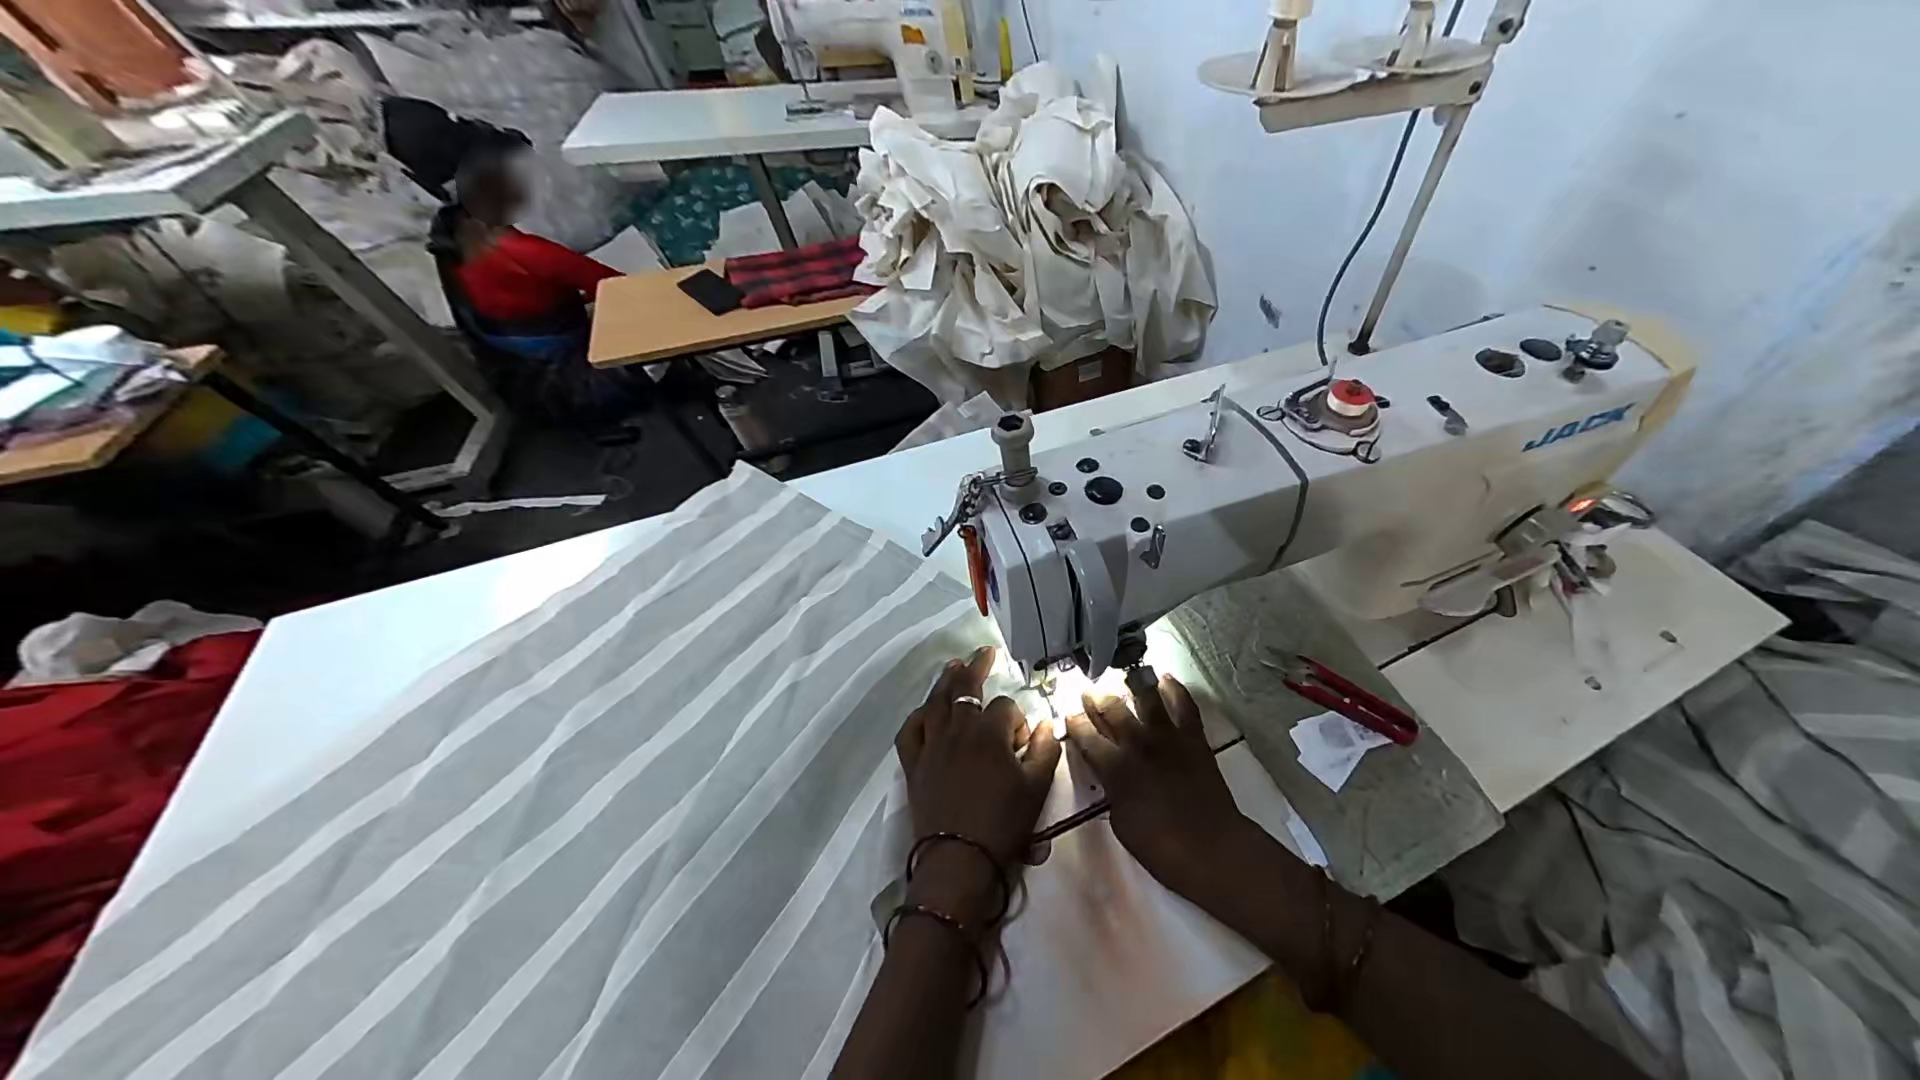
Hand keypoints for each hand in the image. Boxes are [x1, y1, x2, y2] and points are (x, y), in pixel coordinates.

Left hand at [894, 646, 1059, 923]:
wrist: (959, 858)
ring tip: (953, 666)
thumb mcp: (1037, 789)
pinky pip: (910, 731)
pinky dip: (917, 717)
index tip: (1023, 742)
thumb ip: (1045, 751)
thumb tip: (1047, 725)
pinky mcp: (914, 763)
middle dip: (976, 666)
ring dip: (946, 681)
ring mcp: (932, 744)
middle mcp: (957, 729)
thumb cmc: (1003, 823)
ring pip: (937, 702)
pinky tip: (925, 711)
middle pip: (965, 688)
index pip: (1005, 707)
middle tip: (983, 651)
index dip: (1017, 720)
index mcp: (989, 732)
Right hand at [1065, 674, 1252, 902]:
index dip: (1074, 724)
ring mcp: (1167, 737)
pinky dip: (1175, 689)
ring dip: (1131, 683)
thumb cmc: (1159, 845)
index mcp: (1114, 767)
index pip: (1085, 736)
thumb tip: (1110, 775)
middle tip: (1089, 692)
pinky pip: (1184, 705)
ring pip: (1146, 697)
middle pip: (1111, 709)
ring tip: (1123, 676)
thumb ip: (1111, 789)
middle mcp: (1137, 743)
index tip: (1068, 716)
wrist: (1211, 847)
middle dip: (1095, 698)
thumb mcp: (1120, 820)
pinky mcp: (1193, 737)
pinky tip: (1166, 679)